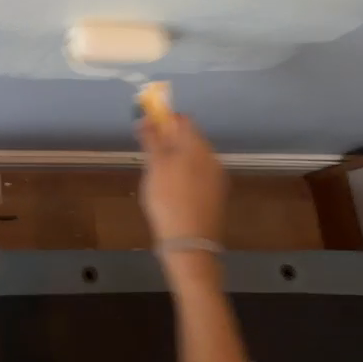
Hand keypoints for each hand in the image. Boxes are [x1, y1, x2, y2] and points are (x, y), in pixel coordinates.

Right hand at [137, 112, 226, 243]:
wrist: (190, 243)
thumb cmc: (168, 199)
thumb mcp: (154, 166)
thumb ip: (151, 139)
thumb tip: (146, 119)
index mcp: (198, 146)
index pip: (182, 120)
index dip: (163, 120)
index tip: (146, 130)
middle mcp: (212, 157)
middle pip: (189, 138)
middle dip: (168, 140)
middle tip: (148, 154)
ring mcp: (216, 177)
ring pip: (193, 156)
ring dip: (176, 156)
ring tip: (157, 173)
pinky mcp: (215, 194)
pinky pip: (198, 173)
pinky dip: (184, 173)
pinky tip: (172, 189)